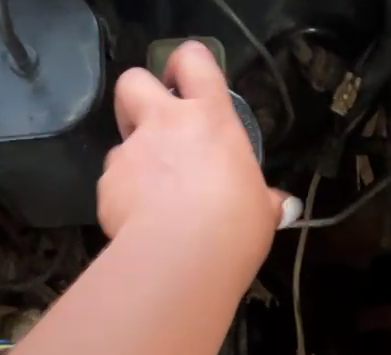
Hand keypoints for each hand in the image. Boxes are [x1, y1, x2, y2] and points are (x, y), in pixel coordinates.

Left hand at [99, 42, 294, 266]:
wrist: (183, 257)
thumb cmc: (235, 227)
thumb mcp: (262, 212)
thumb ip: (265, 201)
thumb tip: (282, 205)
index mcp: (209, 118)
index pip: (194, 60)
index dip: (185, 65)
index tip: (185, 83)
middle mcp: (164, 124)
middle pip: (133, 81)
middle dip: (137, 99)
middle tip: (151, 129)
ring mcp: (130, 153)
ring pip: (118, 143)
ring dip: (130, 163)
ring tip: (149, 199)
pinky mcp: (107, 187)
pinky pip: (111, 187)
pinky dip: (121, 203)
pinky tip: (138, 227)